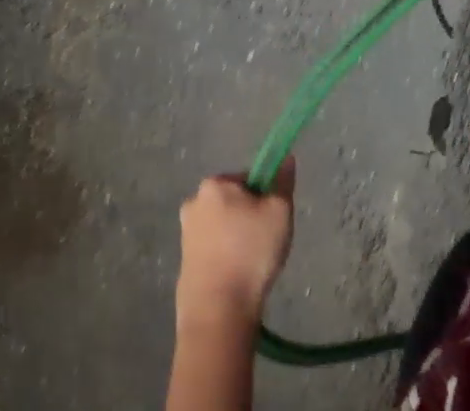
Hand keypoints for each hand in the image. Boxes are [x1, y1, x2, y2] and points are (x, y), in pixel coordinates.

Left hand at [176, 163, 294, 327]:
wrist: (218, 309)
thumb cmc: (252, 251)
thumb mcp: (280, 211)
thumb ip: (283, 182)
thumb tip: (285, 160)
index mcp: (214, 185)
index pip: (250, 177)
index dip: (267, 194)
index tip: (275, 215)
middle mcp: (193, 203)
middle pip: (234, 200)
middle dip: (251, 214)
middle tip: (268, 237)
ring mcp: (185, 234)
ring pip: (225, 225)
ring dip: (240, 235)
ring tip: (255, 259)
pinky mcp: (184, 261)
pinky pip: (215, 247)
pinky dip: (228, 254)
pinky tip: (240, 273)